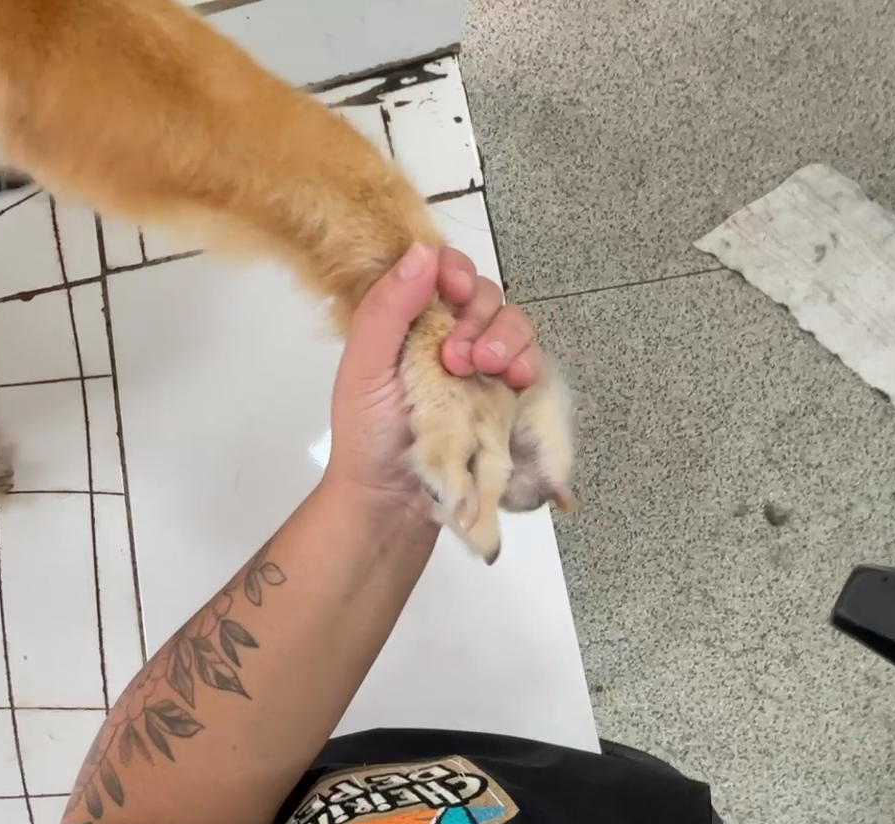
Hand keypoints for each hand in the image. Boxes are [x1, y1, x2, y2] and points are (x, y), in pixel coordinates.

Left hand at [323, 244, 541, 508]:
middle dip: (477, 315)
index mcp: (408, 324)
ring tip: (484, 368)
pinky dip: (530, 361)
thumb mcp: (362, 370)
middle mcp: (446, 338)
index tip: (451, 287)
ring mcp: (479, 368)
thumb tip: (421, 251)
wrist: (391, 500)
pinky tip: (516, 377)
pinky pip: (532, 362)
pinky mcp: (504, 396)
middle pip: (483, 295)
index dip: (453, 269)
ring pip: (513, 323)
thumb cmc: (367, 437)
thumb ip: (385, 311)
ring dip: (506, 336)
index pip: (440, 272)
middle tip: (454, 357)